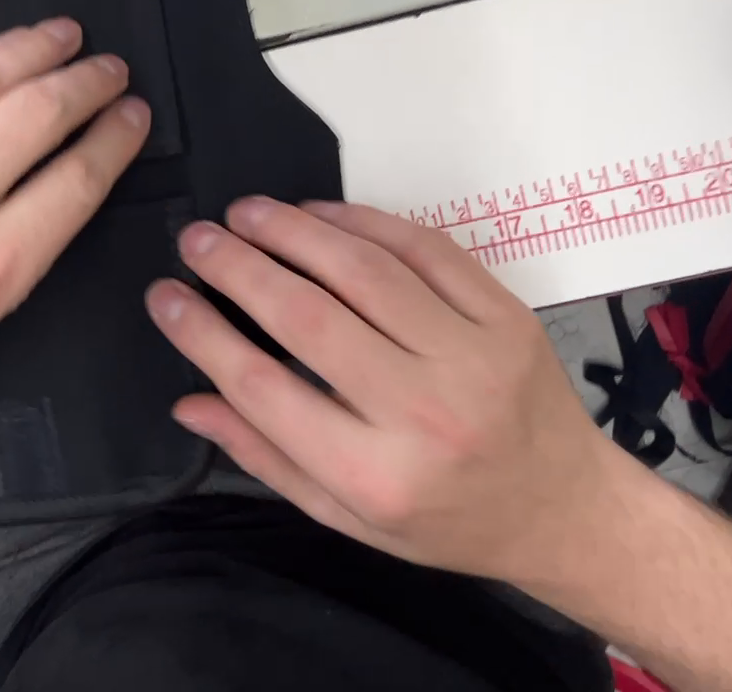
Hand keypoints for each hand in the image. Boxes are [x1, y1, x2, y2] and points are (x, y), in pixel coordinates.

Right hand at [145, 198, 632, 586]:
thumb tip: (189, 402)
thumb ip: (264, 456)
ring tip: (244, 212)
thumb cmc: (445, 520)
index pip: (262, 389)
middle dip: (237, 267)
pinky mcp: (503, 315)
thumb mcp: (346, 516)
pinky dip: (361, 220)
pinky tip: (317, 211)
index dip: (202, 335)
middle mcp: (423, 413)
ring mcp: (472, 356)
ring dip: (292, 231)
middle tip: (195, 238)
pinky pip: (423, 248)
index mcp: (375, 475)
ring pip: (362, 270)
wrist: (567, 509)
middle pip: (307, 317)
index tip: (164, 296)